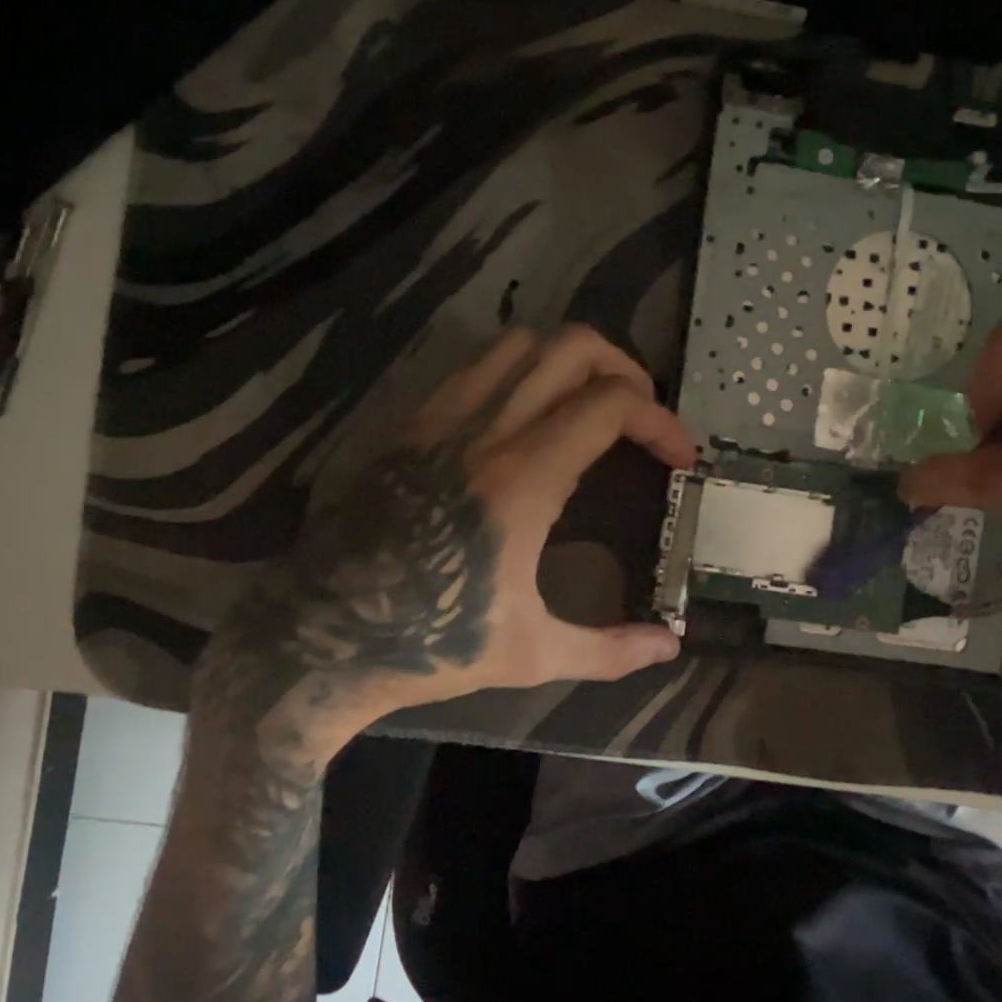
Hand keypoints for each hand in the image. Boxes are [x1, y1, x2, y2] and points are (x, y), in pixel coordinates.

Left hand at [243, 324, 695, 717]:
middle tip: (640, 419)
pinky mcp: (406, 428)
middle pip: (571, 349)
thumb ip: (611, 649)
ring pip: (517, 345)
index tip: (679, 458)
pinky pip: (471, 369)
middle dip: (624, 371)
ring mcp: (438, 421)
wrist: (323, 641)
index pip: (610, 404)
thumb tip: (671, 647)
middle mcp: (483, 432)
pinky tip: (523, 422)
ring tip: (587, 410)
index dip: (660, 421)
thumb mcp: (533, 655)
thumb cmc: (431, 647)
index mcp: (523, 480)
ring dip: (567, 364)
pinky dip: (516, 374)